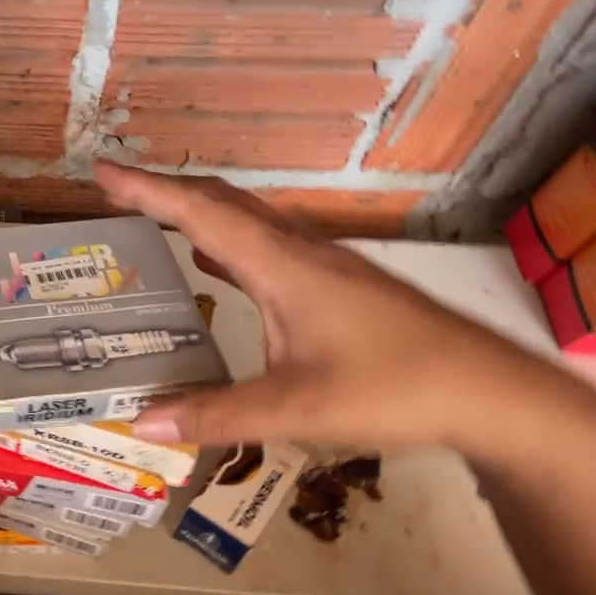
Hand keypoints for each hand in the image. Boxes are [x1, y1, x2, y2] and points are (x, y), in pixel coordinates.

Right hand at [97, 163, 559, 455]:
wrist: (492, 393)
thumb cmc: (394, 390)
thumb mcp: (296, 410)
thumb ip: (217, 415)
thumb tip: (140, 423)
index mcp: (283, 267)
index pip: (202, 214)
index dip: (148, 190)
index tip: (102, 171)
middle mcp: (301, 253)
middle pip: (225, 203)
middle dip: (167, 191)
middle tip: (118, 189)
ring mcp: (324, 266)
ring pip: (250, 222)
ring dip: (199, 212)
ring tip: (156, 218)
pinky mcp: (339, 285)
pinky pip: (268, 248)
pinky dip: (228, 243)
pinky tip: (214, 265)